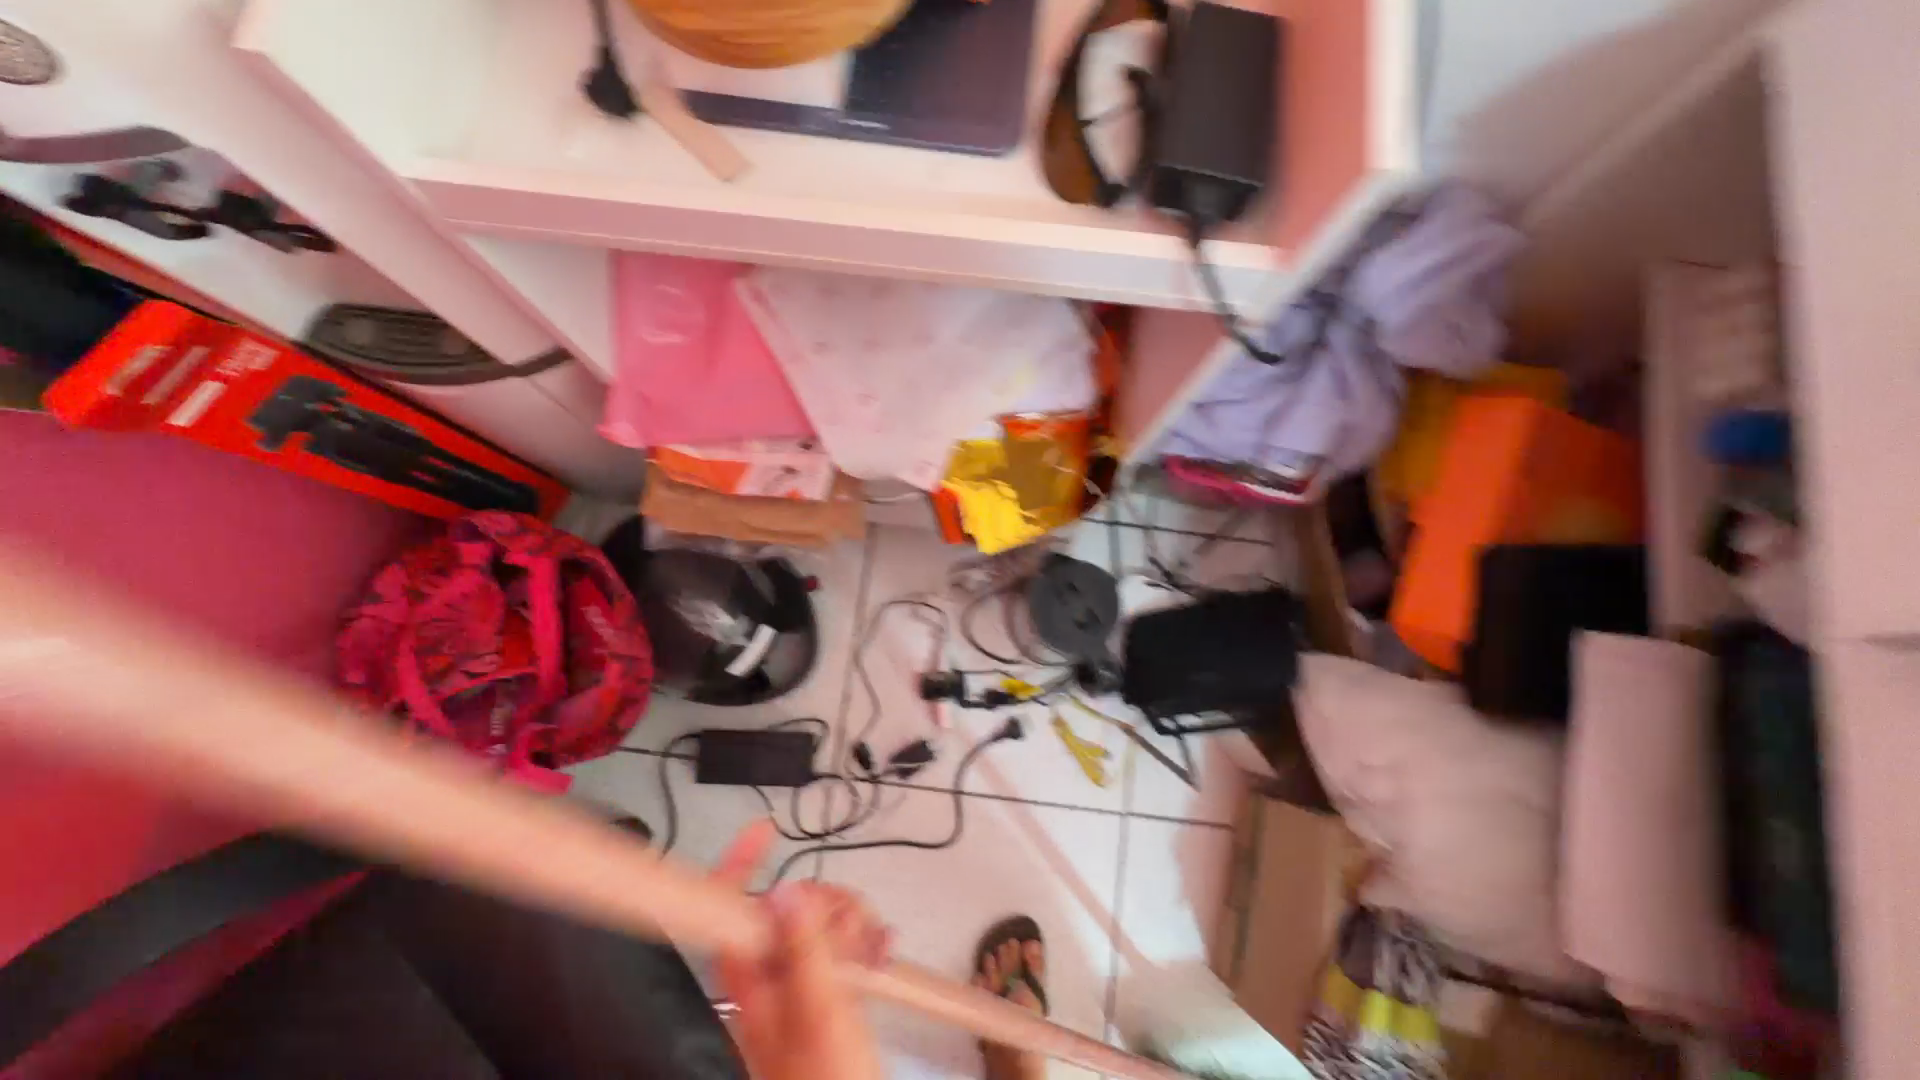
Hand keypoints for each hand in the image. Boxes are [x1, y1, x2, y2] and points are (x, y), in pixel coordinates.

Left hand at [711, 822, 889, 1079]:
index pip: (728, 910)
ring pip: (817, 925)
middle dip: (825, 903)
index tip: (765, 831)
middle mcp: (767, 977)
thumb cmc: (830, 1079)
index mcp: (749, 981)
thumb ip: (805, 950)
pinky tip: (882, 952)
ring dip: (851, 924)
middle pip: (787, 909)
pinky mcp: (824, 994)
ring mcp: (796, 985)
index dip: (739, 865)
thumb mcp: (822, 1012)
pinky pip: (838, 949)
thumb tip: (784, 891)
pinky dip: (862, 943)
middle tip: (855, 927)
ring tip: (875, 949)